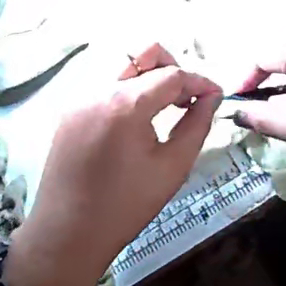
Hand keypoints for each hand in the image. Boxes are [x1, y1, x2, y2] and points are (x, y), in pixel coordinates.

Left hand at [4, 45, 221, 285]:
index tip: (217, 96)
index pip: (172, 74)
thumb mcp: (173, 166)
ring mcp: (78, 98)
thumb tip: (211, 98)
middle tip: (188, 98)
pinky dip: (128, 90)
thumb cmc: (127, 206)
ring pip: (121, 65)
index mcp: (125, 104)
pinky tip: (139, 121)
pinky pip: (104, 84)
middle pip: (142, 52)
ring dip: (149, 76)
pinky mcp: (68, 111)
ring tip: (165, 108)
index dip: (201, 82)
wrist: (68, 234)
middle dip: (173, 67)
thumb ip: (197, 125)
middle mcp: (96, 90)